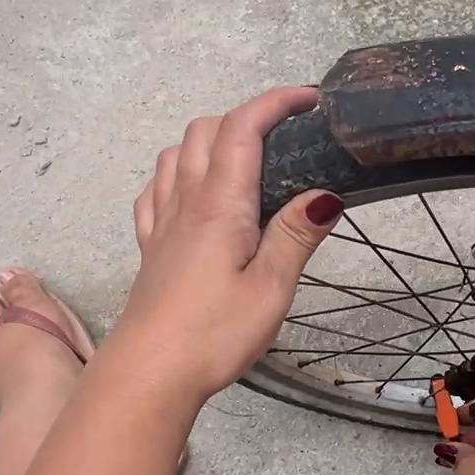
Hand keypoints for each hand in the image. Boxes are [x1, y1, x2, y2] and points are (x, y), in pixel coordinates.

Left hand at [119, 85, 342, 399]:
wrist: (149, 374)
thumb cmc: (213, 334)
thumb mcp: (271, 288)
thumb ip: (296, 236)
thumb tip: (326, 194)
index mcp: (220, 205)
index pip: (241, 129)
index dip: (274, 102)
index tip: (308, 99)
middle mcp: (185, 203)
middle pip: (204, 131)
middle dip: (245, 117)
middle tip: (286, 136)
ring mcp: (161, 224)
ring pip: (175, 154)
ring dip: (209, 139)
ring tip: (243, 159)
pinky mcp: (150, 248)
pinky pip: (155, 190)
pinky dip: (177, 172)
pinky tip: (191, 191)